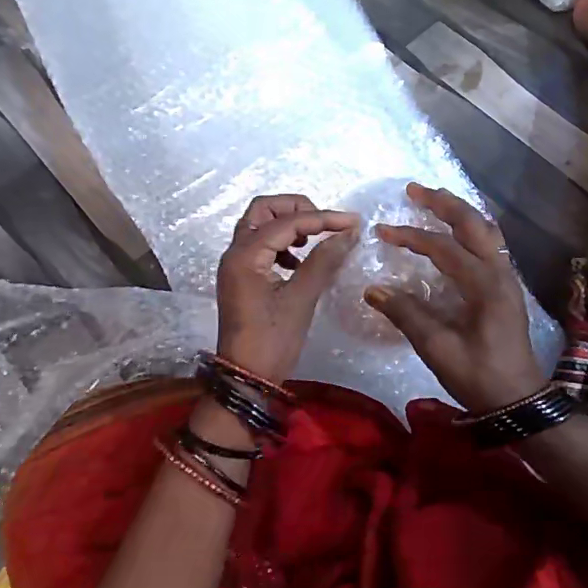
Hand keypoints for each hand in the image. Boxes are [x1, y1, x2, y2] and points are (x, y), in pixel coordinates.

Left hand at [214, 194, 360, 383]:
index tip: (353, 222)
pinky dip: (280, 243)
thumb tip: (349, 232)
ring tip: (313, 243)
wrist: (245, 377)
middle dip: (297, 210)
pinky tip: (298, 262)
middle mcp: (234, 252)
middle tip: (324, 225)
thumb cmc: (272, 340)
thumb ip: (323, 261)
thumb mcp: (300, 299)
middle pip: (264, 210)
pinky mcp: (240, 276)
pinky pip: (259, 244)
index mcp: (245, 256)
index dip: (323, 219)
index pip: (287, 223)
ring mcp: (235, 264)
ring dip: (287, 225)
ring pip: (259, 225)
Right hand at [364, 183, 545, 411]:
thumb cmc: (478, 376)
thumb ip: (406, 315)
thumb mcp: (438, 349)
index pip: (444, 248)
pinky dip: (470, 229)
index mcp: (485, 286)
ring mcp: (507, 278)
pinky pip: (489, 245)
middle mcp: (500, 273)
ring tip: (435, 200)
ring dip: (460, 212)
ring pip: (486, 231)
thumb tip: (373, 290)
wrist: (518, 399)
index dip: (411, 236)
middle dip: (443, 203)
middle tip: (414, 190)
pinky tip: (456, 232)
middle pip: (473, 224)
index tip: (382, 232)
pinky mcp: (506, 287)